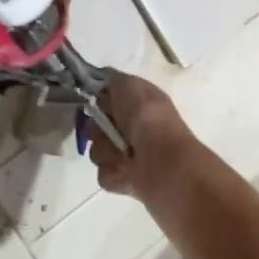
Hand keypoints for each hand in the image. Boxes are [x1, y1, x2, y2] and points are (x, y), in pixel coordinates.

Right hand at [89, 73, 202, 201]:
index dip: (97, 100)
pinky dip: (113, 172)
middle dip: (96, 128)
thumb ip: (110, 78)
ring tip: (124, 155)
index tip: (94, 102)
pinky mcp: (126, 180)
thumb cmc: (147, 119)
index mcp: (139, 103)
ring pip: (97, 150)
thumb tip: (100, 80)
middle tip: (107, 130)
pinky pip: (103, 174)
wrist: (165, 163)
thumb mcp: (128, 85)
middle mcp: (135, 128)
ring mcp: (130, 155)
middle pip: (96, 125)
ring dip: (106, 151)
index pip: (106, 99)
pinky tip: (127, 171)